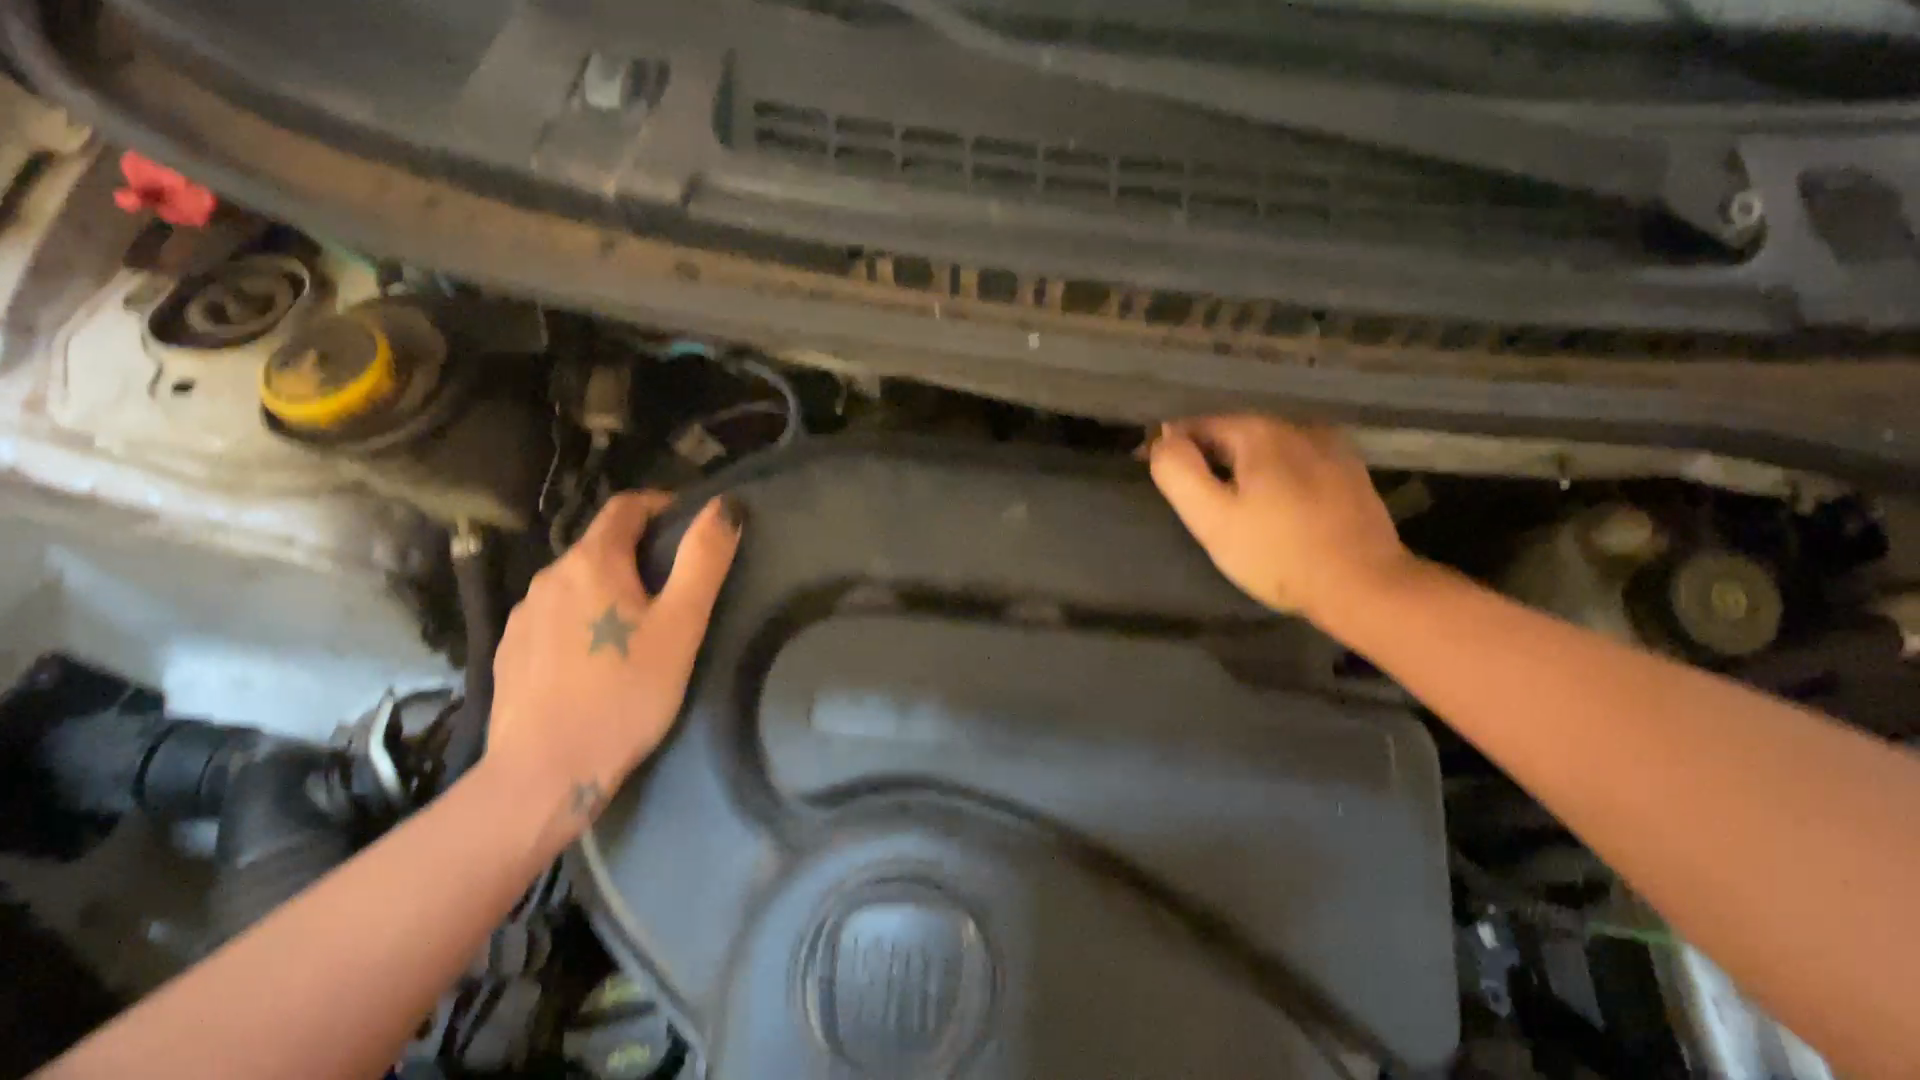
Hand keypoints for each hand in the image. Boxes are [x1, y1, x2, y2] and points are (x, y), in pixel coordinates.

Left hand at [486, 491, 740, 825]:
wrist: (544, 773)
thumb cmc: (624, 695)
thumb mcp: (681, 627)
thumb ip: (703, 561)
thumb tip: (726, 506)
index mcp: (592, 561)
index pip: (626, 506)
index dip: (661, 505)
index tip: (689, 527)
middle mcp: (549, 575)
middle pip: (600, 546)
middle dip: (637, 556)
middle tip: (673, 594)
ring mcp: (522, 615)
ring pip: (575, 585)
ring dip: (607, 592)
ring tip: (635, 633)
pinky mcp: (509, 651)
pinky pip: (552, 618)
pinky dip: (579, 622)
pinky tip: (593, 662)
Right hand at [1148, 414, 1413, 617]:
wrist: (1363, 586)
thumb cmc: (1278, 554)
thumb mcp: (1213, 519)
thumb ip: (1178, 473)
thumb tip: (1162, 440)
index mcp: (1258, 431)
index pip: (1196, 426)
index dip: (1172, 451)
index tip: (1164, 483)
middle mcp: (1297, 426)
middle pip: (1234, 436)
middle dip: (1211, 462)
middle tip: (1200, 506)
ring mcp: (1331, 447)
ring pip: (1268, 450)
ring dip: (1247, 471)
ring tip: (1238, 510)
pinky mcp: (1351, 472)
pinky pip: (1298, 465)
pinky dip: (1280, 479)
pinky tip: (1279, 511)